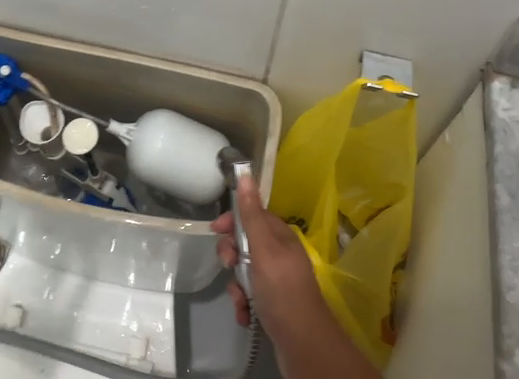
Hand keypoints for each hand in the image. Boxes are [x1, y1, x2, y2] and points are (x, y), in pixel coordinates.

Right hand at [211, 177, 383, 378]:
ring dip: (237, 285)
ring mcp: (278, 281)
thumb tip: (245, 174)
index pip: (253, 216)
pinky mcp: (274, 304)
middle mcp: (281, 255)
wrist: (303, 343)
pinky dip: (244, 304)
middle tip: (230, 265)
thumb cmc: (282, 290)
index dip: (233, 221)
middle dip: (232, 256)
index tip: (215, 231)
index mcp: (281, 237)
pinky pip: (250, 296)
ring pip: (245, 273)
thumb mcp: (264, 248)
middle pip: (246, 244)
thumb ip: (251, 214)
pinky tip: (245, 314)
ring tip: (240, 299)